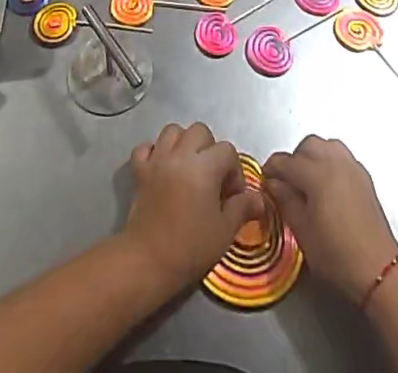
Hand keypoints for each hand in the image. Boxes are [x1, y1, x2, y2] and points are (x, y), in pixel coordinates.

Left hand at [124, 122, 263, 288]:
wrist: (145, 265)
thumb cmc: (189, 248)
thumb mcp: (225, 230)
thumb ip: (243, 208)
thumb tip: (257, 200)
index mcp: (205, 166)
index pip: (227, 151)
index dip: (234, 171)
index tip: (232, 197)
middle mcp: (181, 156)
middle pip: (200, 132)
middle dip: (210, 149)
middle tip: (212, 177)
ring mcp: (157, 162)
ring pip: (172, 132)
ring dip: (183, 143)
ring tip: (188, 166)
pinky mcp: (139, 174)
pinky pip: (144, 149)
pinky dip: (153, 152)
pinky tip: (162, 168)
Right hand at [263, 136, 397, 302]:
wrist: (377, 266)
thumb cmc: (335, 254)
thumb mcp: (302, 231)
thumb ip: (285, 201)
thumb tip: (274, 184)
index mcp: (318, 175)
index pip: (287, 160)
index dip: (271, 167)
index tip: (264, 178)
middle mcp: (337, 163)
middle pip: (309, 144)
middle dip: (293, 158)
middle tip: (284, 180)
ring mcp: (353, 167)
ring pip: (328, 145)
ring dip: (313, 156)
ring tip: (304, 181)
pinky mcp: (364, 176)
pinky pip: (342, 156)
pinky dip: (329, 161)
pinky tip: (325, 186)